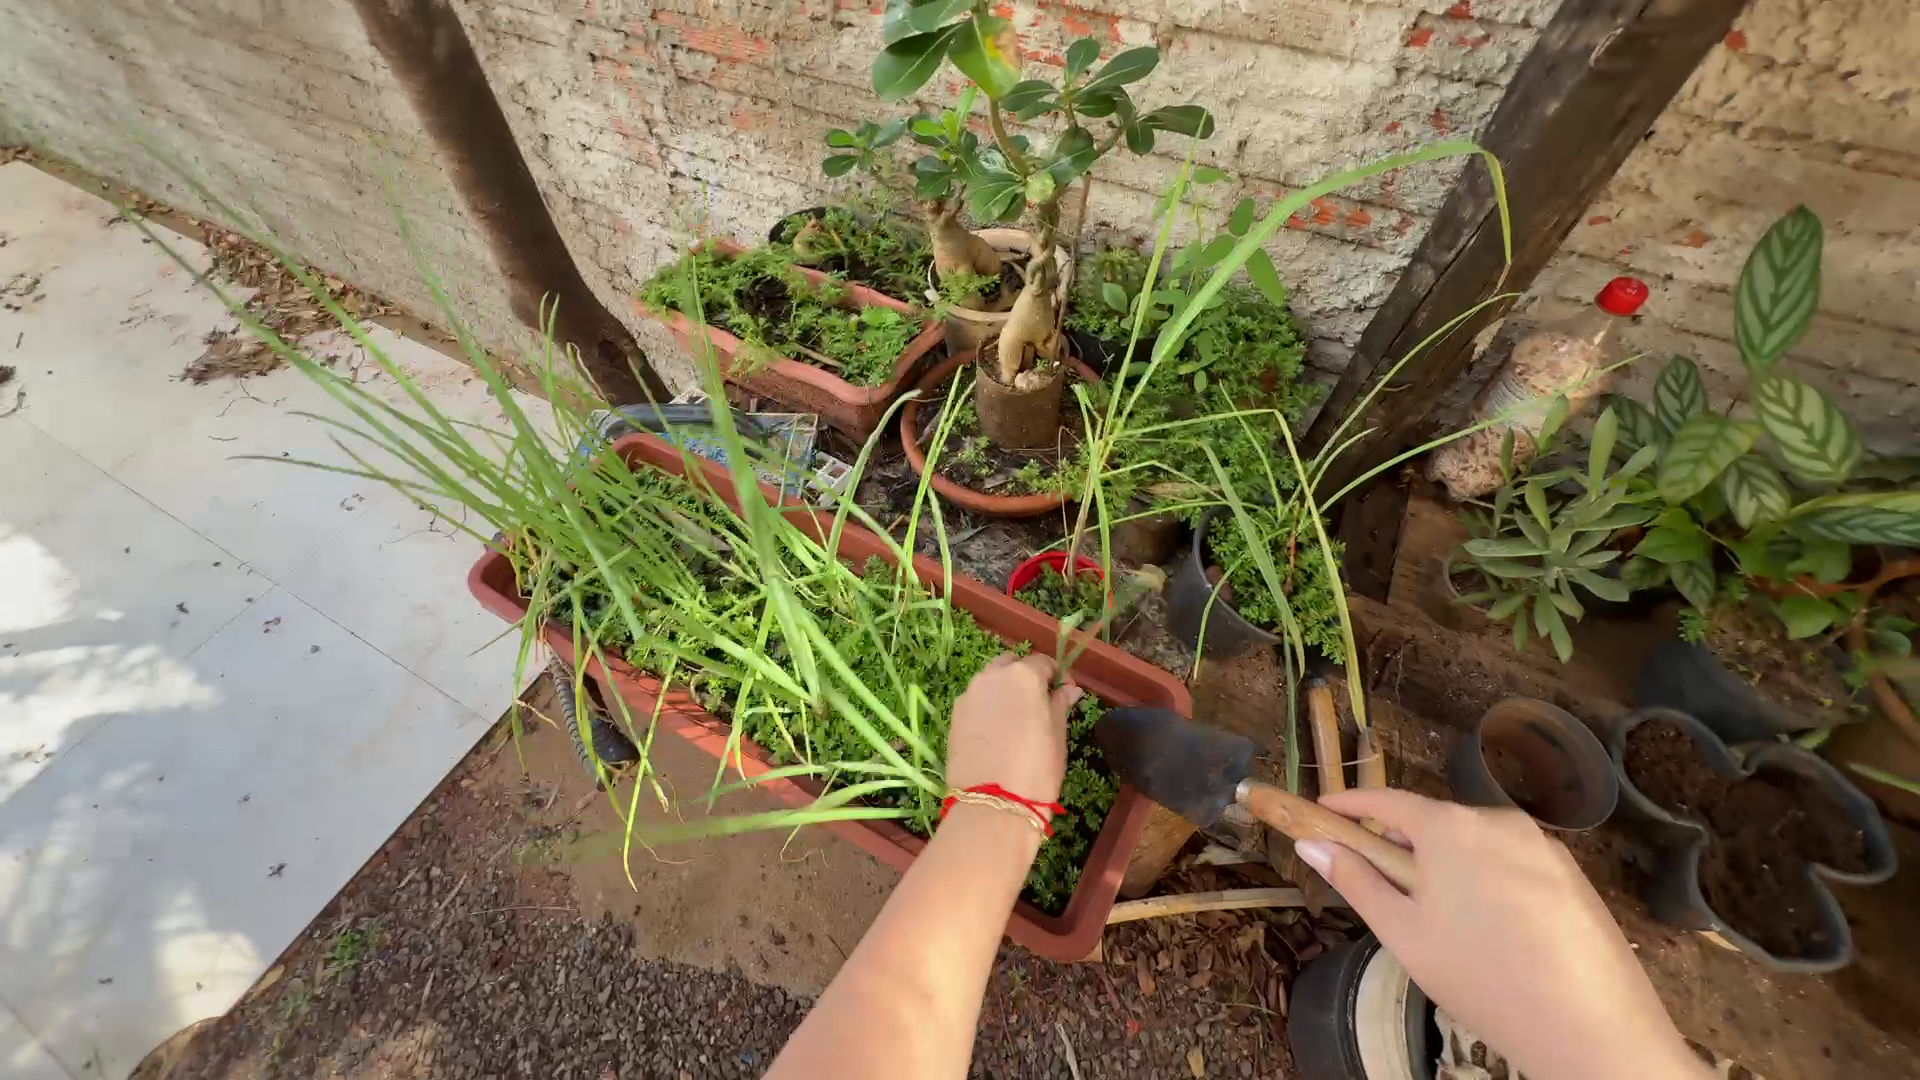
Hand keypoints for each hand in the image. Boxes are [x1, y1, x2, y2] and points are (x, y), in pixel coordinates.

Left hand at [945, 653, 1079, 809]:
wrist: (993, 805)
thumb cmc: (1037, 768)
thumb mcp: (1058, 735)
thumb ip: (1060, 704)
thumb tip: (1069, 689)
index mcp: (1022, 675)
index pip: (1043, 662)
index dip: (1057, 675)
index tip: (1065, 693)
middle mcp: (992, 676)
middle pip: (1012, 665)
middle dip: (1026, 677)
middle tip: (1039, 704)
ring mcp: (969, 694)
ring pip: (990, 681)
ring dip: (1004, 690)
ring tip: (1017, 719)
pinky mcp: (955, 715)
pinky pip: (976, 701)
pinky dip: (987, 707)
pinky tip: (996, 732)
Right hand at [1296, 789, 1707, 1079]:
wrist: (1600, 1040)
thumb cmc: (1483, 979)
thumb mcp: (1402, 932)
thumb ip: (1354, 879)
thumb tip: (1309, 845)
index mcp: (1450, 827)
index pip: (1384, 801)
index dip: (1348, 805)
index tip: (1323, 812)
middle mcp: (1497, 821)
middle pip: (1431, 820)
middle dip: (1401, 842)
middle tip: (1382, 880)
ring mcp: (1543, 846)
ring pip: (1473, 841)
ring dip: (1444, 860)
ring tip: (1438, 913)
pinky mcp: (1575, 876)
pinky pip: (1511, 860)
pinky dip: (1485, 875)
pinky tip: (1490, 926)